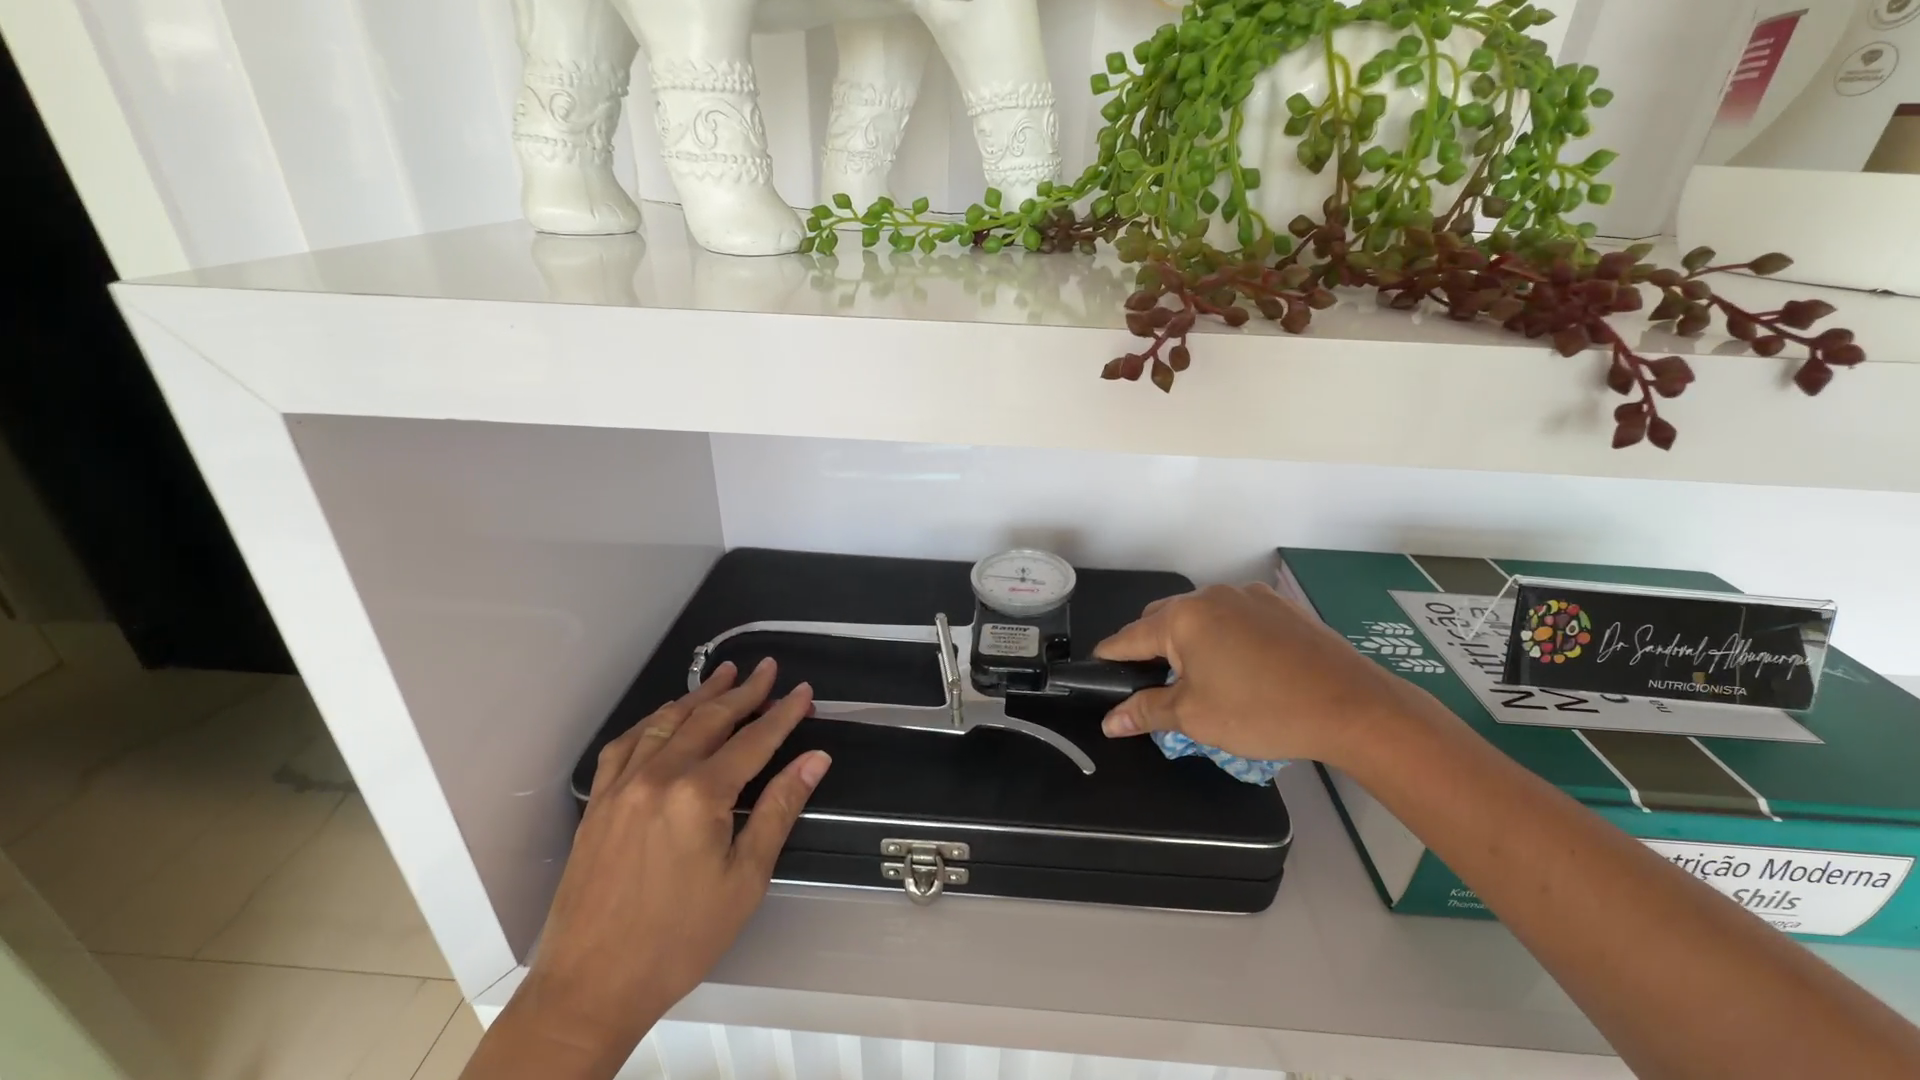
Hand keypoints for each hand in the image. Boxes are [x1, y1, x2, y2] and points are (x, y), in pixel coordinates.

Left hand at [465, 659, 829, 1078]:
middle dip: (743, 691)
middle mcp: (658, 776)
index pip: (753, 740)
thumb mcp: (745, 879)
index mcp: (699, 795)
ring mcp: (622, 786)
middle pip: (709, 720)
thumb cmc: (681, 939)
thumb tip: (814, 760)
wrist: (593, 983)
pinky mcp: (598, 802)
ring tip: (725, 675)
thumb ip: (778, 809)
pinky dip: (653, 721)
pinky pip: (627, 743)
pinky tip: (666, 715)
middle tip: (767, 668)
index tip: (802, 691)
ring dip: (699, 696)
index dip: (782, 714)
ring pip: (667, 722)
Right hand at [1093, 583, 1419, 765]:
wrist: (1352, 707)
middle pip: (1164, 619)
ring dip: (1190, 641)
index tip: (1098, 671)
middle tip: (1152, 685)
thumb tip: (1110, 720)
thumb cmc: (1262, 712)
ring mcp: (1251, 597)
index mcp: (1183, 618)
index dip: (1110, 657)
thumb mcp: (1195, 717)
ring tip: (1199, 679)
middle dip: (1150, 648)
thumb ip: (1147, 711)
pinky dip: (1225, 638)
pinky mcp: (1282, 608)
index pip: (1129, 636)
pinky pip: (1236, 618)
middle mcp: (1213, 596)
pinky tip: (1241, 669)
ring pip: (1203, 617)